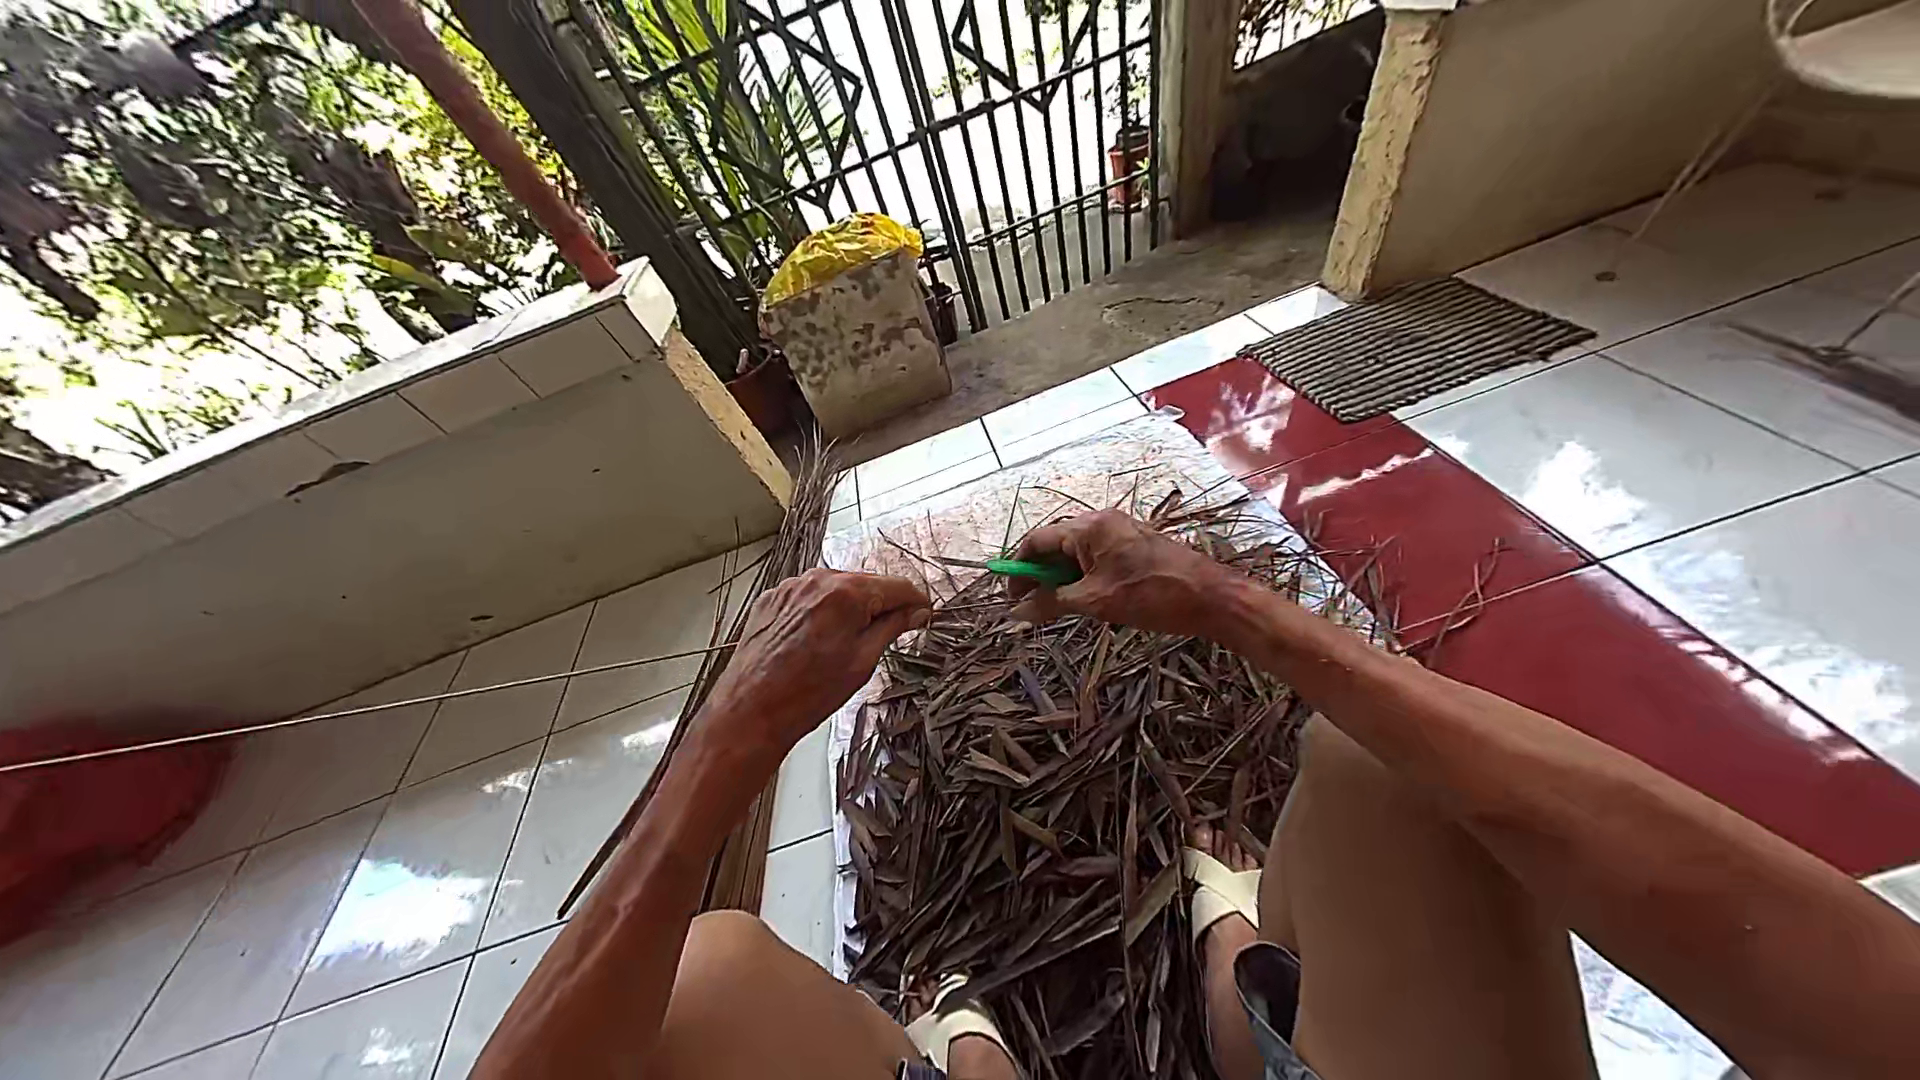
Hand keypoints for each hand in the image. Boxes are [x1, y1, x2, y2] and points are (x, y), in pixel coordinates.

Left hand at [701, 569, 930, 762]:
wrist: (750, 711)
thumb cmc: (806, 693)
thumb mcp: (863, 661)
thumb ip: (892, 627)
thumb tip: (915, 612)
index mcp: (847, 593)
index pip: (898, 586)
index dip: (916, 602)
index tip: (923, 615)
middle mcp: (818, 580)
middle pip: (868, 583)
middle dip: (883, 605)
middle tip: (892, 633)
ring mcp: (792, 587)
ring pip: (838, 588)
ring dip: (852, 608)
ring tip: (848, 644)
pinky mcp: (773, 599)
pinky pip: (811, 596)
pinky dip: (823, 611)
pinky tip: (819, 640)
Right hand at [1006, 510, 1245, 637]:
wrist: (1212, 598)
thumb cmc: (1150, 596)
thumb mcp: (1094, 602)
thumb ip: (1050, 603)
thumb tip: (1016, 613)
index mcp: (1088, 527)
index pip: (1037, 540)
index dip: (1019, 568)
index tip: (1011, 596)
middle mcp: (1102, 521)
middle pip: (1056, 544)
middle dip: (1040, 574)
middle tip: (1031, 605)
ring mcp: (1121, 531)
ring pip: (1076, 552)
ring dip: (1061, 578)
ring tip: (1058, 606)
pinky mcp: (1134, 545)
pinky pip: (1096, 557)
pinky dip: (1082, 577)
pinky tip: (1085, 599)